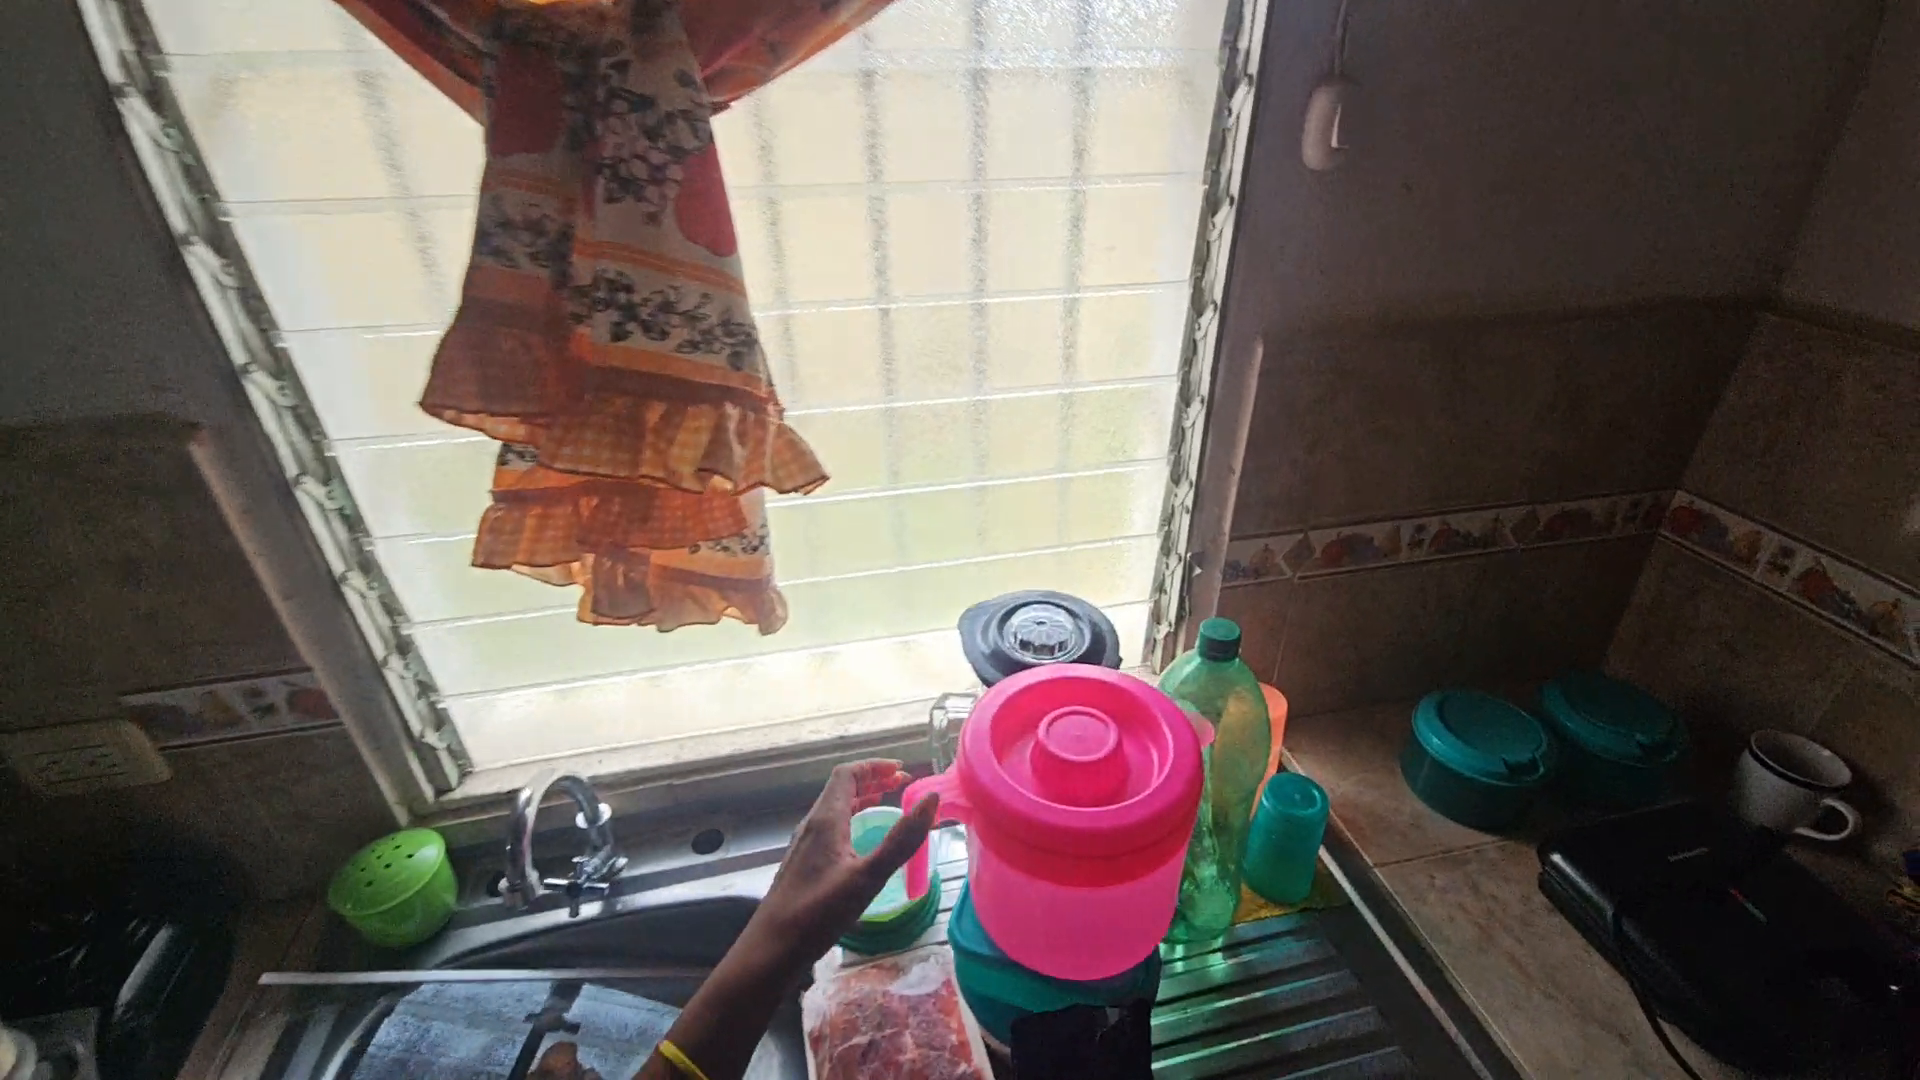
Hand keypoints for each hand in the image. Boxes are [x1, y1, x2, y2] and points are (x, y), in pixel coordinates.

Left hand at [738, 760, 938, 976]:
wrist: (770, 952)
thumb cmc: (818, 913)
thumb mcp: (867, 877)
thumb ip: (900, 840)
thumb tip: (930, 801)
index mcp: (825, 819)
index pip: (847, 773)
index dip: (875, 766)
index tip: (903, 771)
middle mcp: (812, 825)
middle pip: (842, 788)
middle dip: (873, 780)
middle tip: (903, 785)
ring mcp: (804, 845)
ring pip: (835, 808)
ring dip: (863, 799)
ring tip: (888, 805)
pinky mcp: (803, 864)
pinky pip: (831, 828)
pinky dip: (853, 821)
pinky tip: (863, 843)